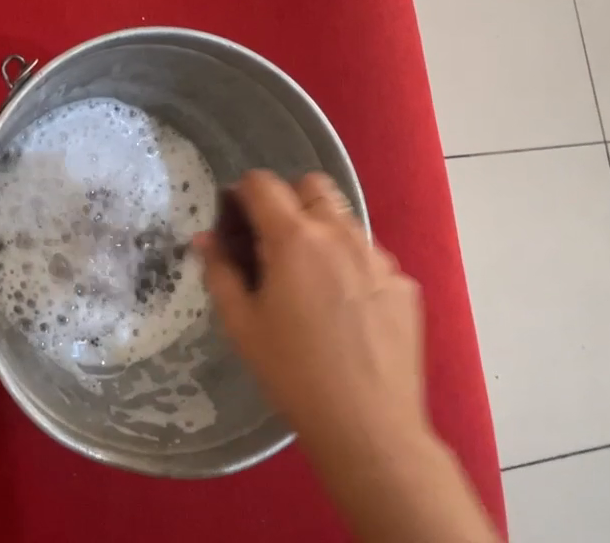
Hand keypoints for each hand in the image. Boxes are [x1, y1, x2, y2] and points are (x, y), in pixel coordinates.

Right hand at [196, 170, 499, 542]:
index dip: (244, 193)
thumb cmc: (292, 372)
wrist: (368, 427)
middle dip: (288, 200)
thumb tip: (205, 239)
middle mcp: (340, 234)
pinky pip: (371, 257)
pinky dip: (352, 266)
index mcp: (294, 238)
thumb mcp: (241, 324)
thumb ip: (219, 272)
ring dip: (322, 231)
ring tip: (312, 278)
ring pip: (345, 219)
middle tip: (275, 242)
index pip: (263, 183)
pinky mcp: (404, 284)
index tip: (238, 221)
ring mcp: (378, 258)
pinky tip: (347, 309)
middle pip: (311, 185)